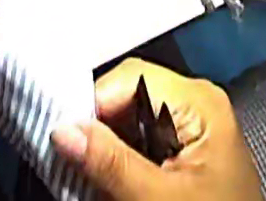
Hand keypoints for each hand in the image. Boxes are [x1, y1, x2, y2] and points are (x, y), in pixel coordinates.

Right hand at [52, 58, 264, 200]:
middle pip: (129, 98)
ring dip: (107, 150)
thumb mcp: (160, 199)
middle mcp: (196, 106)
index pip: (131, 76)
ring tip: (91, 179)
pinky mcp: (183, 156)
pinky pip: (141, 144)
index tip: (64, 134)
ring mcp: (191, 131)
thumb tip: (65, 129)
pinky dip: (121, 163)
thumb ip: (112, 163)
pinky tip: (111, 186)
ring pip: (130, 123)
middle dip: (99, 130)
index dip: (94, 103)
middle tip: (72, 161)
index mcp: (200, 101)